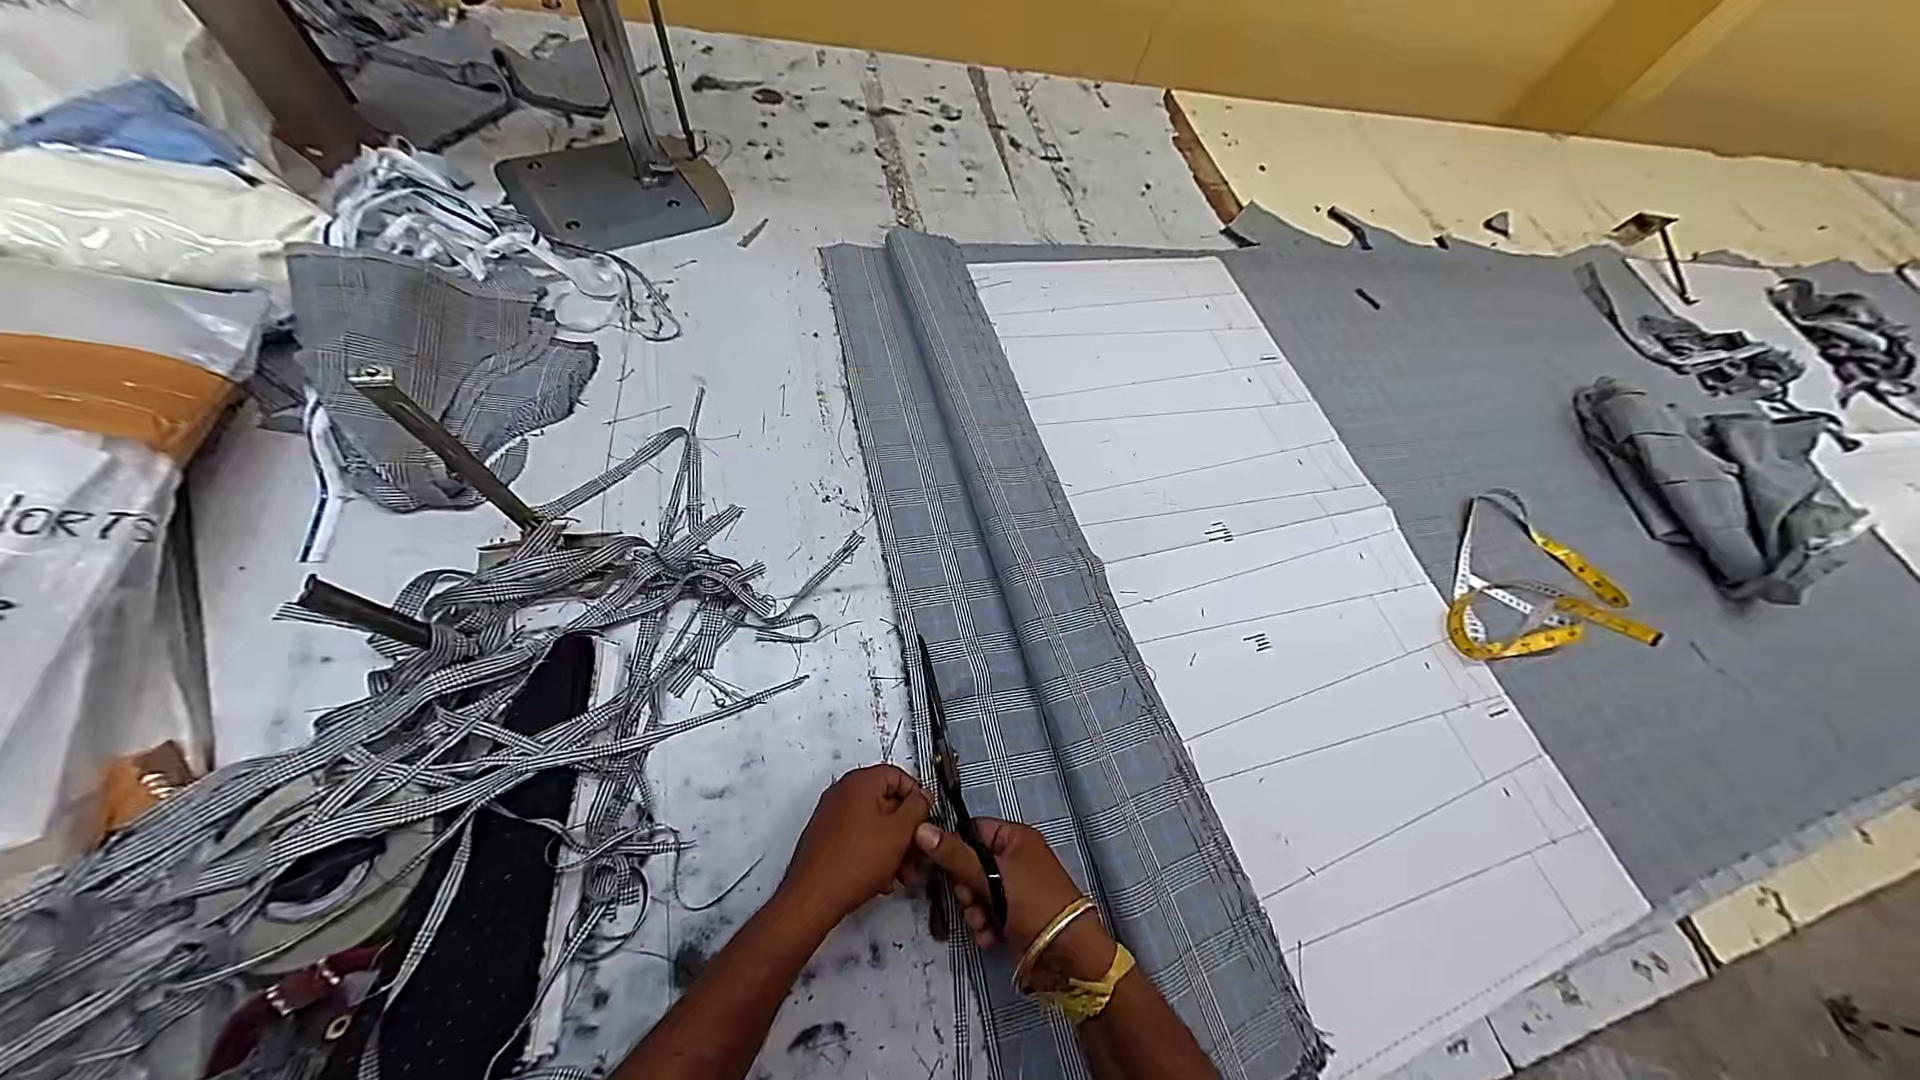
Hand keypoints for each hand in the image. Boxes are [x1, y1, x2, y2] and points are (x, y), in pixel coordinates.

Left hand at [780, 764, 931, 928]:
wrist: (814, 898)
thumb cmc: (847, 864)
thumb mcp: (899, 831)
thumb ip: (917, 808)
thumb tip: (921, 799)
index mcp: (859, 783)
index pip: (897, 775)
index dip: (916, 794)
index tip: (925, 812)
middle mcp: (842, 794)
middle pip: (885, 801)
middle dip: (905, 828)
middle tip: (915, 846)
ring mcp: (831, 816)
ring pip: (873, 823)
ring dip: (892, 845)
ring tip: (901, 869)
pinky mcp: (825, 839)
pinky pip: (858, 838)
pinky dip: (873, 852)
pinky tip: (881, 876)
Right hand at [912, 818, 1115, 982]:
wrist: (1069, 956)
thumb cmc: (1035, 904)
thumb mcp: (993, 877)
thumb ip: (955, 856)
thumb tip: (922, 829)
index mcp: (1014, 837)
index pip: (972, 830)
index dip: (954, 846)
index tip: (941, 865)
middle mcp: (1014, 857)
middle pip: (970, 863)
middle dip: (966, 888)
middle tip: (972, 900)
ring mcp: (1015, 887)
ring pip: (976, 891)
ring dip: (974, 910)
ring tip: (983, 923)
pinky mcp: (1014, 913)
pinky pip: (987, 912)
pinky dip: (984, 925)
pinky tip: (990, 936)